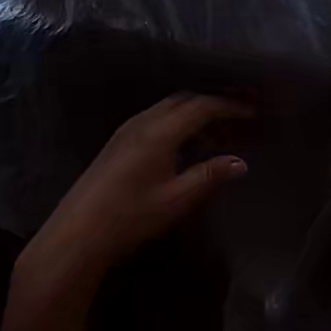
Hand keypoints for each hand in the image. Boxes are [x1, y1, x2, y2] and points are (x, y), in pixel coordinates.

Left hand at [18, 93, 252, 294]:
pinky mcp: (118, 139)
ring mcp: (127, 128)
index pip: (200, 107)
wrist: (79, 231)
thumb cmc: (130, 217)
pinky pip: (155, 116)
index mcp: (159, 131)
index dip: (228, 106)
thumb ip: (208, 177)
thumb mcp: (175, 200)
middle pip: (183, 99)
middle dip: (211, 103)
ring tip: (217, 127)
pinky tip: (184, 139)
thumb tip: (241, 162)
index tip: (251, 111)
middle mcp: (143, 121)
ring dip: (193, 110)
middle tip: (237, 114)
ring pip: (167, 106)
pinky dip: (176, 118)